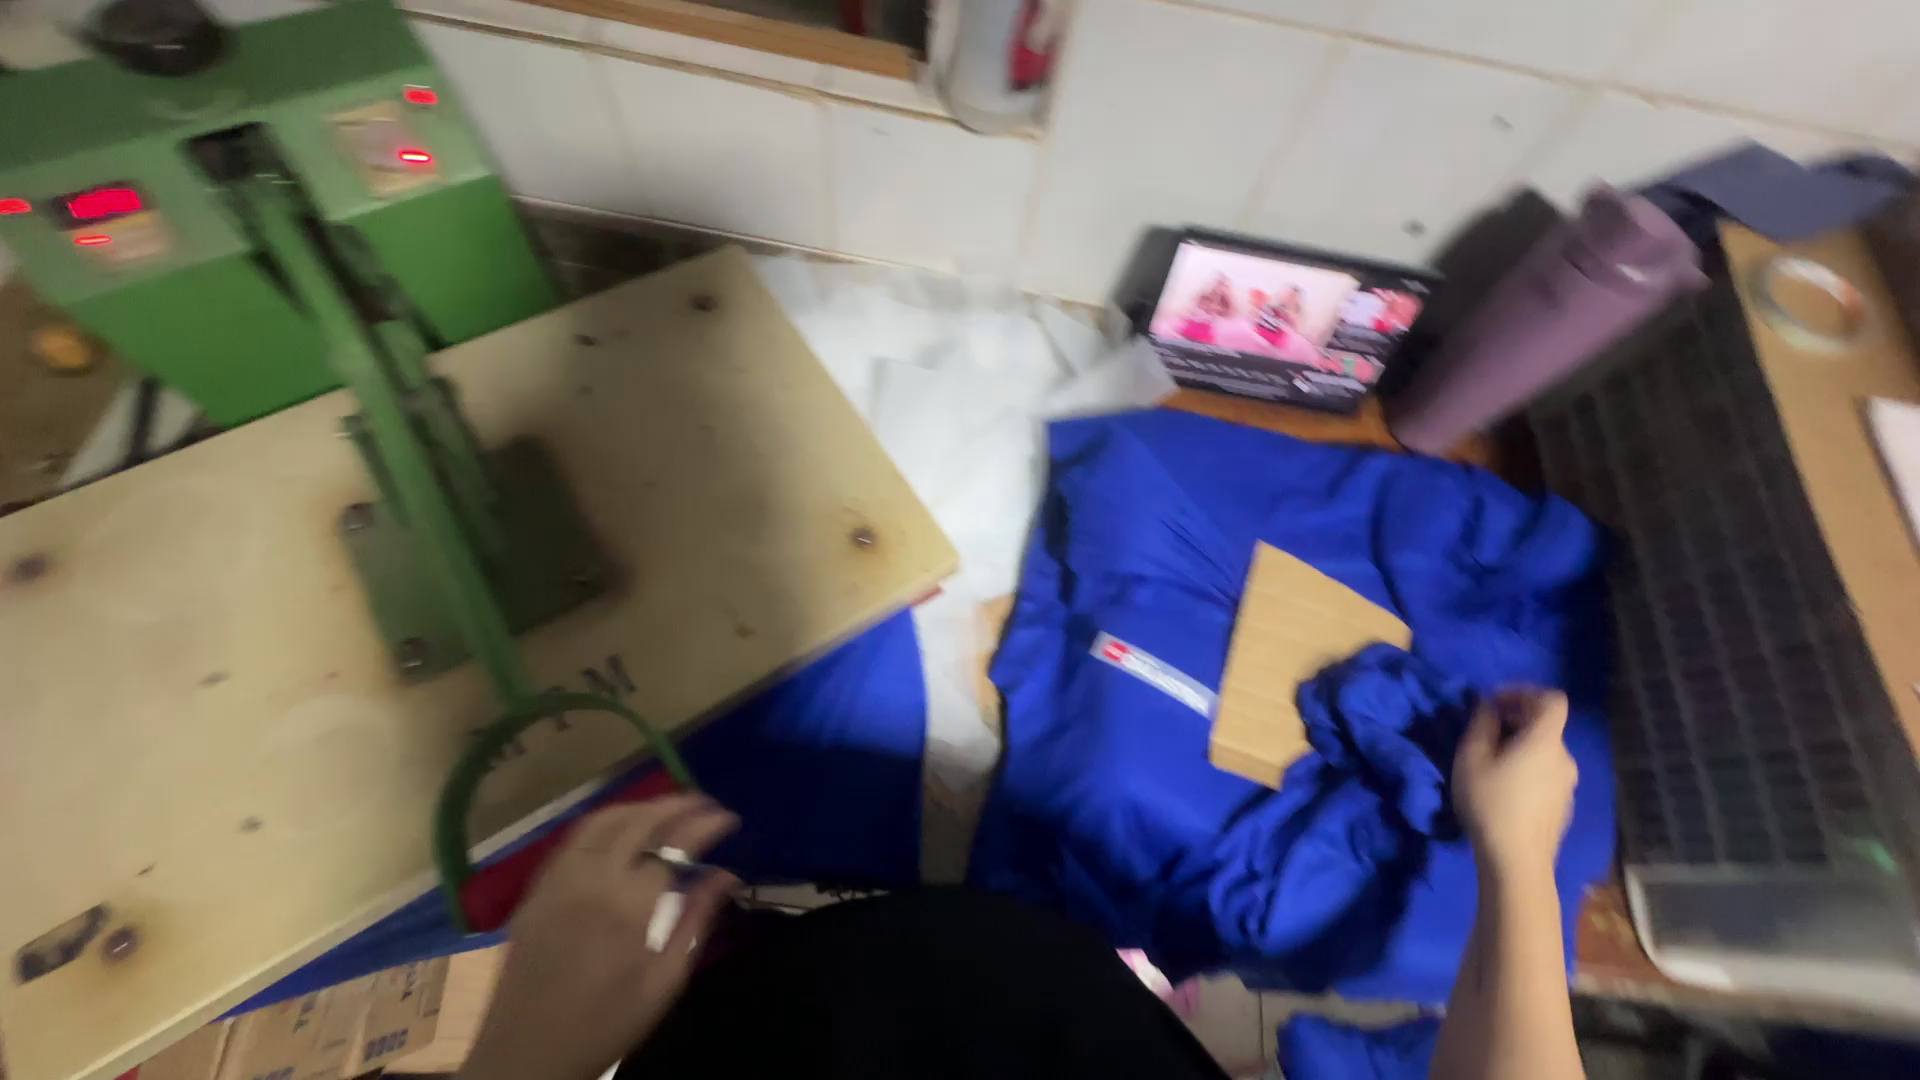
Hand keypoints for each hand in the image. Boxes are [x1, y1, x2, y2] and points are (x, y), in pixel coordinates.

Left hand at [460, 796, 741, 1079]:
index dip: (707, 825)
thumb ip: (697, 919)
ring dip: (642, 806)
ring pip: (604, 820)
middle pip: (640, 821)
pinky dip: (606, 821)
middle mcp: (591, 880)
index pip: (676, 844)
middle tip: (705, 802)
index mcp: (628, 907)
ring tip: (669, 808)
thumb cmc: (605, 1025)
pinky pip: (574, 839)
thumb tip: (727, 875)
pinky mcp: (536, 890)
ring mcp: (558, 881)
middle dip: (678, 804)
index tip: (729, 818)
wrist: (524, 1059)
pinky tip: (623, 828)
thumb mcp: (665, 981)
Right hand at [1452, 688, 1577, 879]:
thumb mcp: (1471, 757)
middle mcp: (1565, 757)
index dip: (1522, 692)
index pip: (1551, 699)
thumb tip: (1488, 708)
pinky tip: (1503, 783)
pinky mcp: (1563, 802)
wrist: (1517, 859)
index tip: (1493, 702)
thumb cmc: (1490, 801)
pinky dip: (1526, 763)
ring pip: (1544, 748)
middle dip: (1514, 717)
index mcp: (1545, 741)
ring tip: (1488, 757)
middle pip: (1546, 724)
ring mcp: (1568, 782)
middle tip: (1481, 729)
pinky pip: (1545, 769)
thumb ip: (1481, 725)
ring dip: (1519, 742)